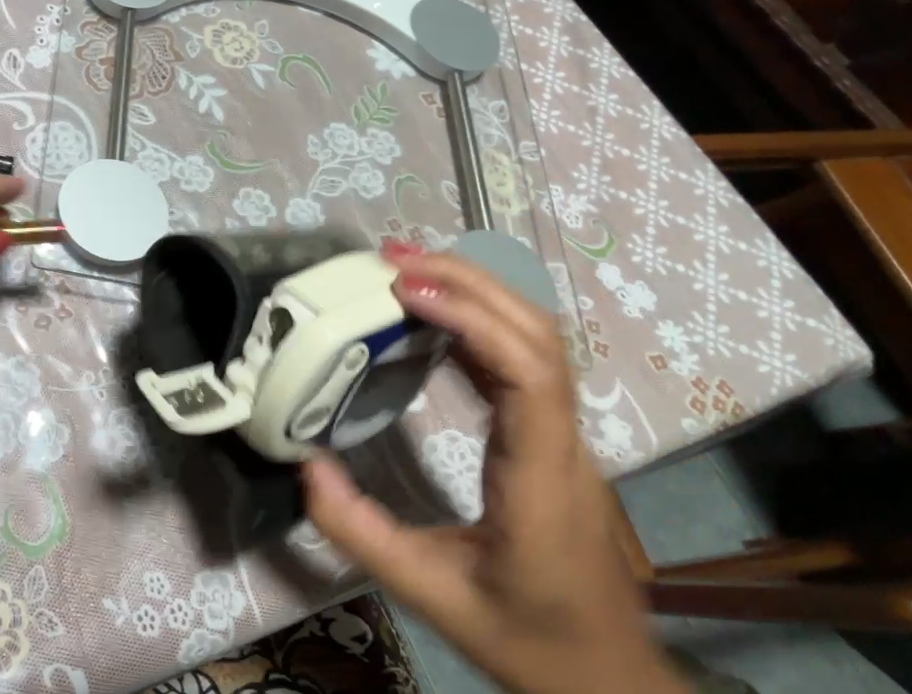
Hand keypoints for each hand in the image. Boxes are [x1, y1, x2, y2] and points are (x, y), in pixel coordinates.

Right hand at [302, 253, 688, 693]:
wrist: (606, 677)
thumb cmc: (525, 638)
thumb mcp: (429, 594)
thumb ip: (359, 531)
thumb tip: (305, 460)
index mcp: (539, 478)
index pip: (528, 375)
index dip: (472, 319)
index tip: (406, 290)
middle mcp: (563, 445)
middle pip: (538, 337)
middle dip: (469, 284)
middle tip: (392, 258)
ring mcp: (563, 438)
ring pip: (538, 341)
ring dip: (476, 292)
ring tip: (405, 269)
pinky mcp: (549, 438)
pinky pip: (521, 362)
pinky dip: (476, 322)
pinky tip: (430, 314)